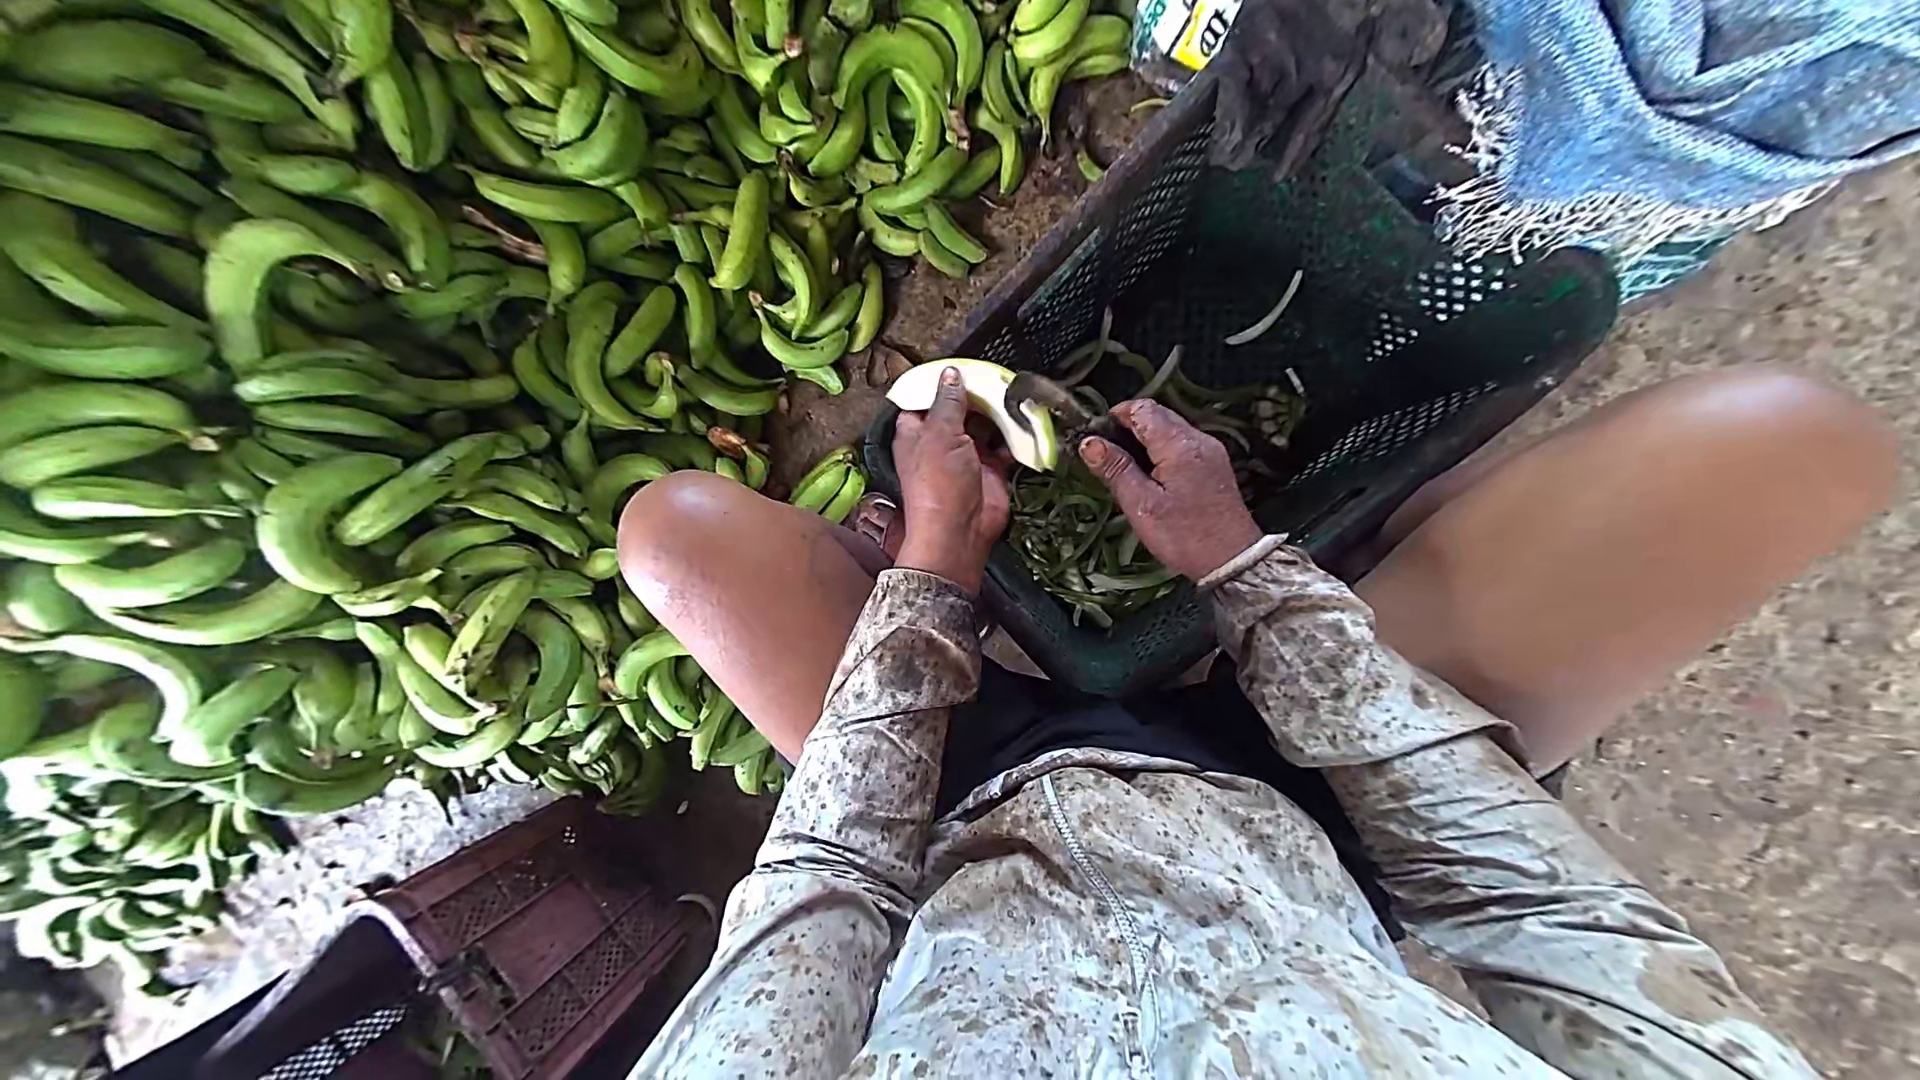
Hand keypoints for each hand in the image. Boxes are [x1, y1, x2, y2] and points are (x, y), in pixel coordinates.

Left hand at [891, 366, 1010, 592]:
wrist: (960, 531)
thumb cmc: (939, 484)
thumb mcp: (939, 434)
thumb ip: (948, 402)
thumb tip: (950, 374)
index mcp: (917, 432)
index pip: (924, 398)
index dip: (939, 382)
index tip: (960, 365)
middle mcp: (940, 440)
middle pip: (959, 408)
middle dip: (976, 395)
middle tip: (995, 375)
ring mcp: (966, 455)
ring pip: (984, 424)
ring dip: (998, 413)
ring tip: (1012, 394)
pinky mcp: (990, 468)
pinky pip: (1004, 445)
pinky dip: (1013, 436)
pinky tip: (1022, 422)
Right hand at [1079, 399, 1261, 580]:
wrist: (1232, 560)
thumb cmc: (1183, 535)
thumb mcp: (1142, 505)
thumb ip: (1116, 469)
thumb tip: (1089, 442)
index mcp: (1179, 445)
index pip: (1143, 410)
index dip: (1116, 415)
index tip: (1095, 433)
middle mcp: (1198, 439)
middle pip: (1158, 414)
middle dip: (1128, 425)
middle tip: (1104, 451)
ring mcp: (1209, 450)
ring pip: (1170, 428)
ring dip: (1143, 438)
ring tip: (1121, 463)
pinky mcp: (1213, 464)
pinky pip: (1181, 443)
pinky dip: (1160, 449)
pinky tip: (1147, 472)